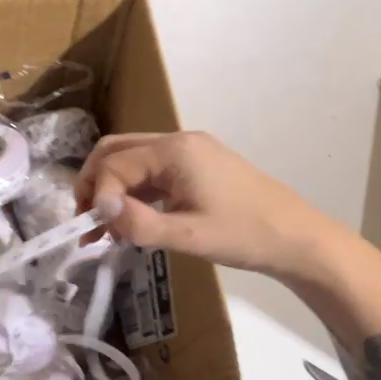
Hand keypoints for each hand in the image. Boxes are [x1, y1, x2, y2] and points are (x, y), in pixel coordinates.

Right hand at [75, 132, 346, 277]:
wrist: (295, 237)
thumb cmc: (243, 235)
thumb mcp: (187, 236)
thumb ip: (139, 223)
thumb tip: (100, 210)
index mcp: (175, 151)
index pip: (114, 164)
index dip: (96, 197)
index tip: (92, 232)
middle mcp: (178, 142)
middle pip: (115, 151)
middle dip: (93, 185)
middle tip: (85, 223)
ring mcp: (188, 153)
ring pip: (130, 161)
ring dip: (111, 191)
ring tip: (104, 230)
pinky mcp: (195, 168)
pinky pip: (149, 173)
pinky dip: (131, 194)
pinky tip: (130, 223)